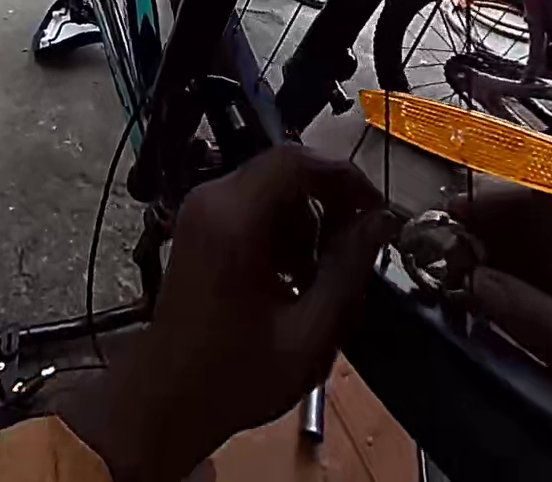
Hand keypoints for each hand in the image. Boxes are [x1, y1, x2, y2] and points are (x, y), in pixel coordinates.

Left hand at [60, 146, 397, 481]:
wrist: (171, 391)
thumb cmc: (236, 371)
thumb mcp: (309, 331)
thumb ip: (348, 269)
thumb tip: (380, 221)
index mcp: (232, 217)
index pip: (293, 160)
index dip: (342, 174)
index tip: (374, 206)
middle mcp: (211, 198)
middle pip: (281, 168)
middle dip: (326, 200)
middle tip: (355, 243)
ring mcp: (200, 206)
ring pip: (269, 186)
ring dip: (304, 218)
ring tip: (318, 272)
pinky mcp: (199, 220)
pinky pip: (251, 202)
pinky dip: (280, 226)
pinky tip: (290, 272)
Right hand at [454, 187, 551, 481]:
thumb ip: (551, 330)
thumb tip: (472, 282)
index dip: (505, 197)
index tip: (456, 210)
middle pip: (539, 219)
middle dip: (486, 224)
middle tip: (438, 239)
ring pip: (530, 246)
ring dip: (486, 250)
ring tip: (445, 262)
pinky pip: (534, 279)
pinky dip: (498, 278)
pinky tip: (470, 287)